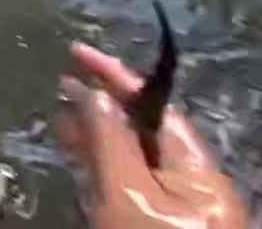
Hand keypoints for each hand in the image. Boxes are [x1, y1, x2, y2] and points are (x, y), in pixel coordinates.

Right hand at [58, 43, 248, 228]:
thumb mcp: (124, 188)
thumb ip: (108, 137)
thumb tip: (92, 92)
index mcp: (199, 170)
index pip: (155, 106)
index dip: (115, 74)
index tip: (75, 50)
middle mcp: (198, 182)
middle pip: (147, 127)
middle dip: (103, 102)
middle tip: (62, 86)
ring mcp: (187, 205)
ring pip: (138, 151)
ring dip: (99, 130)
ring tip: (63, 122)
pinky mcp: (170, 220)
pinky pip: (136, 175)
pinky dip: (106, 157)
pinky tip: (82, 156)